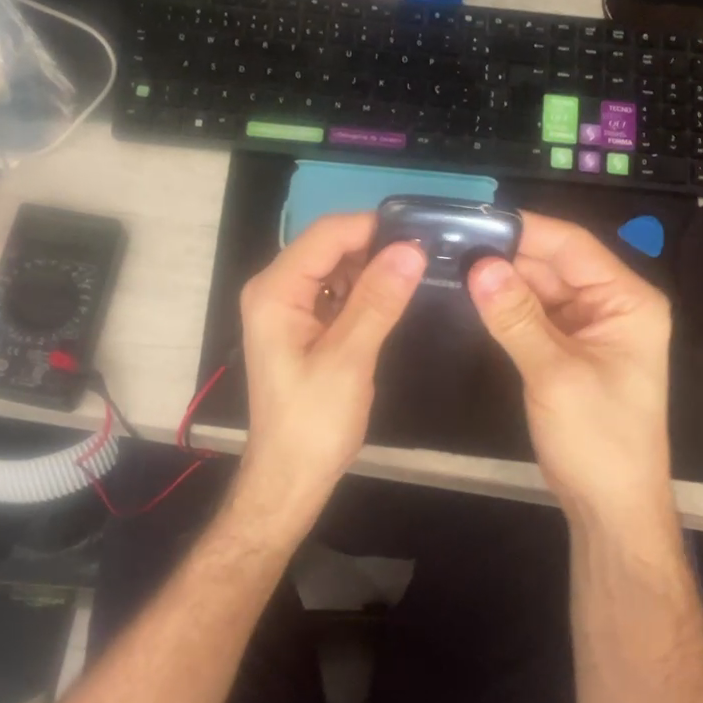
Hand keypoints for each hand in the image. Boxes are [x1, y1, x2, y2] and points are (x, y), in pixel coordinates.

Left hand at [238, 212, 426, 521]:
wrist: (291, 475)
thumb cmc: (313, 423)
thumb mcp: (349, 359)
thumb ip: (378, 301)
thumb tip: (411, 250)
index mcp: (274, 292)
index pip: (325, 235)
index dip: (373, 227)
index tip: (422, 234)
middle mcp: (274, 291)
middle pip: (329, 247)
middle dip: (375, 247)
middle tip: (427, 256)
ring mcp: (287, 310)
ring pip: (335, 269)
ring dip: (371, 270)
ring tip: (418, 275)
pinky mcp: (302, 328)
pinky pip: (335, 294)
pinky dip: (363, 293)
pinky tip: (393, 300)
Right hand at [467, 212, 675, 536]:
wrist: (610, 505)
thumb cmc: (598, 439)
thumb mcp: (555, 374)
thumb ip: (516, 318)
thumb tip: (479, 266)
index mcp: (626, 301)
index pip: (573, 246)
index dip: (524, 229)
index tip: (472, 218)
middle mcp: (609, 306)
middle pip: (553, 265)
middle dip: (505, 255)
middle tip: (448, 242)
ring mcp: (587, 329)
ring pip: (538, 289)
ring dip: (500, 281)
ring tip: (449, 262)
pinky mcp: (566, 351)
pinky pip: (532, 316)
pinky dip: (504, 308)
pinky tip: (469, 297)